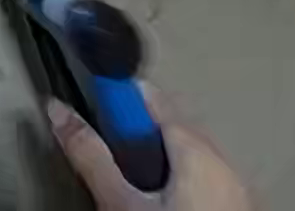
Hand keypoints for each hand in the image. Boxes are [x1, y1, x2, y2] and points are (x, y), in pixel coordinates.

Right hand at [48, 86, 253, 210]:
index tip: (94, 120)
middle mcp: (226, 164)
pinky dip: (177, 183)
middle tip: (111, 163)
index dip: (113, 101)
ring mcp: (240, 196)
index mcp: (199, 150)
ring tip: (132, 191)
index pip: (146, 94)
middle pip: (166, 123)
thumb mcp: (120, 205)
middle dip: (133, 134)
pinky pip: (202, 181)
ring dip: (154, 161)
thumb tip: (54, 107)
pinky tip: (160, 208)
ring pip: (184, 154)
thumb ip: (88, 152)